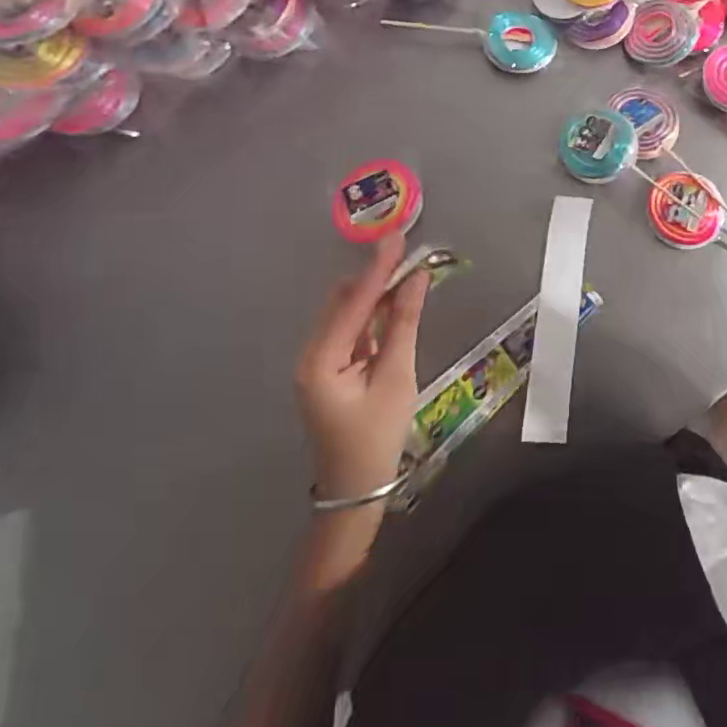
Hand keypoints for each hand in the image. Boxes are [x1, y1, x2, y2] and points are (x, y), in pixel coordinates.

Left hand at [293, 235, 430, 499]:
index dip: (378, 268)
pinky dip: (372, 317)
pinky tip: (394, 305)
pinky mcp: (328, 371)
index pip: (352, 302)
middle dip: (375, 277)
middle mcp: (310, 355)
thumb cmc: (378, 439)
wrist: (356, 490)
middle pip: (343, 303)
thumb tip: (417, 280)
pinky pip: (351, 333)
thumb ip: (404, 324)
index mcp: (319, 360)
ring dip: (375, 295)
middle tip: (408, 254)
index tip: (397, 236)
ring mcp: (317, 363)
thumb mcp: (397, 378)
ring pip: (347, 316)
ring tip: (408, 272)